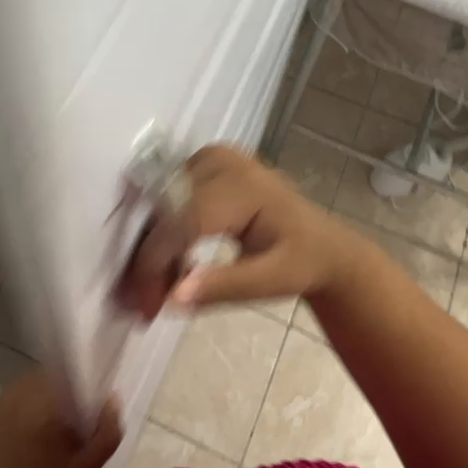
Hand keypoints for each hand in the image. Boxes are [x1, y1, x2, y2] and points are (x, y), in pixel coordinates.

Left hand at [0, 370, 121, 467]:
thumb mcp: (89, 465)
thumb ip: (109, 432)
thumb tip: (113, 398)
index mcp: (48, 404)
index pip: (75, 371)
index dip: (90, 378)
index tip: (98, 396)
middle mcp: (27, 391)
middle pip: (59, 372)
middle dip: (74, 385)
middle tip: (83, 411)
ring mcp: (11, 394)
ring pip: (44, 376)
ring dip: (57, 387)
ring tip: (64, 415)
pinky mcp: (2, 400)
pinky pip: (29, 384)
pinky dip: (41, 393)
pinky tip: (46, 417)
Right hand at [122, 144, 365, 318]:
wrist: (322, 244)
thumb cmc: (302, 262)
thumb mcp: (272, 282)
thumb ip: (224, 287)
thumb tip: (172, 298)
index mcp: (243, 187)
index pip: (183, 221)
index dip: (155, 264)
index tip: (145, 306)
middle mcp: (220, 163)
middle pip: (166, 212)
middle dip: (149, 262)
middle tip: (146, 306)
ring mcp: (209, 160)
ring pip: (160, 208)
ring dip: (152, 252)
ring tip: (157, 295)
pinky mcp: (202, 166)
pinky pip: (168, 201)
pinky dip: (163, 238)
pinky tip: (171, 272)